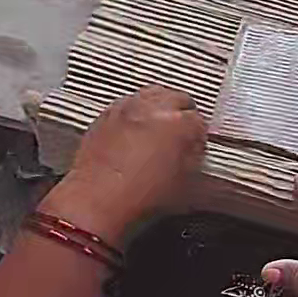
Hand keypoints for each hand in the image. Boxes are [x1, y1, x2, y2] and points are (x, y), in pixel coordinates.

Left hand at [41, 85, 206, 243]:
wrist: (97, 202)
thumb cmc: (139, 197)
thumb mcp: (184, 181)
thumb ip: (194, 156)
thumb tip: (194, 148)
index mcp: (178, 124)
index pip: (199, 121)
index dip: (200, 136)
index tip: (197, 145)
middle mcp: (153, 109)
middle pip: (178, 98)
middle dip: (184, 113)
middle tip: (183, 132)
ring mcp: (127, 108)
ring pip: (153, 94)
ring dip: (161, 107)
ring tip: (161, 125)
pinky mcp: (106, 114)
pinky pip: (128, 103)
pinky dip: (137, 112)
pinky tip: (136, 128)